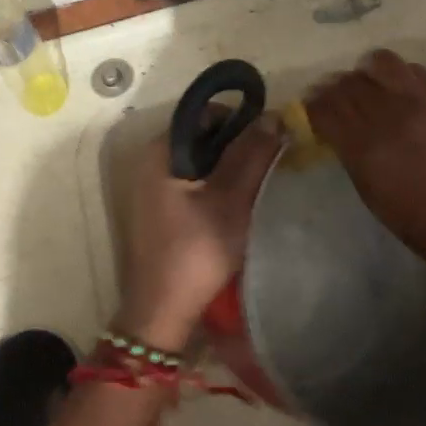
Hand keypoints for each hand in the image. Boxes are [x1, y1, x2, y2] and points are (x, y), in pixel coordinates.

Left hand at [117, 108, 283, 350]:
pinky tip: (239, 204)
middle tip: (269, 164)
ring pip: (201, 162)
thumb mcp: (231, 200)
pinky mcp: (160, 210)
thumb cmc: (196, 251)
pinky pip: (194, 183)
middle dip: (237, 146)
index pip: (205, 113)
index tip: (269, 139)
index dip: (240, 120)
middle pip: (204, 137)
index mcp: (161, 150)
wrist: (161, 311)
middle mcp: (151, 161)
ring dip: (230, 169)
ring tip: (259, 183)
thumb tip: (274, 116)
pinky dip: (217, 187)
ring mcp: (153, 187)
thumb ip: (252, 156)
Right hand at [304, 49, 425, 298]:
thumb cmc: (422, 225)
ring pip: (378, 64)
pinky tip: (395, 90)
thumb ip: (351, 157)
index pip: (324, 108)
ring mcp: (419, 102)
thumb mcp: (372, 196)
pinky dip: (395, 74)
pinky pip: (412, 69)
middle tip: (329, 102)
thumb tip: (334, 132)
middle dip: (330, 90)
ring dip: (363, 74)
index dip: (309, 108)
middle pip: (346, 83)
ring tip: (363, 88)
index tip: (306, 113)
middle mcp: (389, 117)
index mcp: (366, 149)